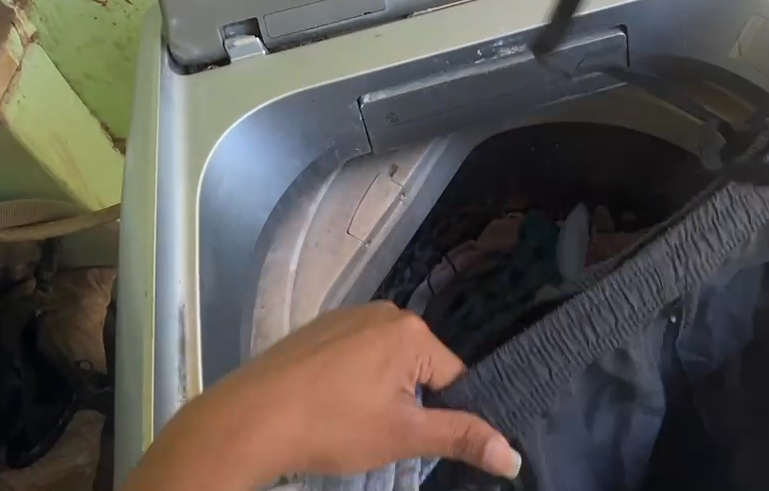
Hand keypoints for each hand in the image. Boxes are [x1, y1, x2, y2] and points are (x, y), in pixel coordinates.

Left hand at [125, 303, 521, 489]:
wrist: (254, 415)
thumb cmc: (334, 425)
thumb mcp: (402, 436)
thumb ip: (460, 437)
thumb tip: (515, 456)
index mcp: (412, 331)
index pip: (452, 376)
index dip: (441, 412)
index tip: (415, 438)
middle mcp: (387, 310)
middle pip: (420, 364)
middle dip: (409, 400)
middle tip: (380, 432)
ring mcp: (352, 313)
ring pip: (387, 358)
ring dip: (382, 388)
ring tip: (353, 420)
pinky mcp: (324, 324)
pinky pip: (357, 350)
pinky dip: (354, 376)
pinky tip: (331, 401)